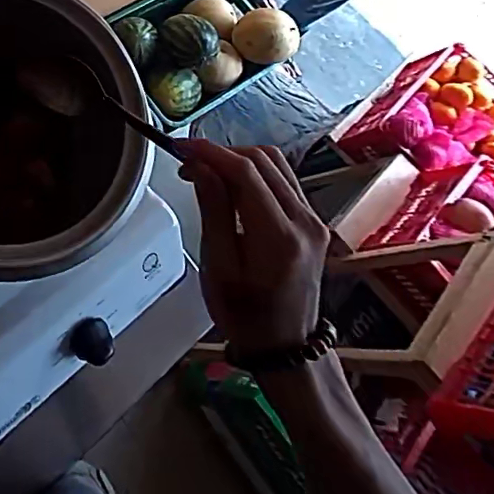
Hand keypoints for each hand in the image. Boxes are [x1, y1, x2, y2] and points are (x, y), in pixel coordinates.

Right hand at [177, 140, 328, 354]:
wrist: (284, 346)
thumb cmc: (245, 315)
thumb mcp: (218, 266)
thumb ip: (213, 210)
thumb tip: (200, 166)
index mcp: (279, 236)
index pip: (246, 172)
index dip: (210, 152)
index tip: (180, 147)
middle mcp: (304, 220)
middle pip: (262, 160)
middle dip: (222, 153)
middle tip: (188, 162)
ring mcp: (313, 219)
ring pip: (275, 164)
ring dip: (238, 159)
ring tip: (206, 172)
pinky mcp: (311, 220)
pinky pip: (282, 179)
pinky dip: (253, 172)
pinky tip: (230, 185)